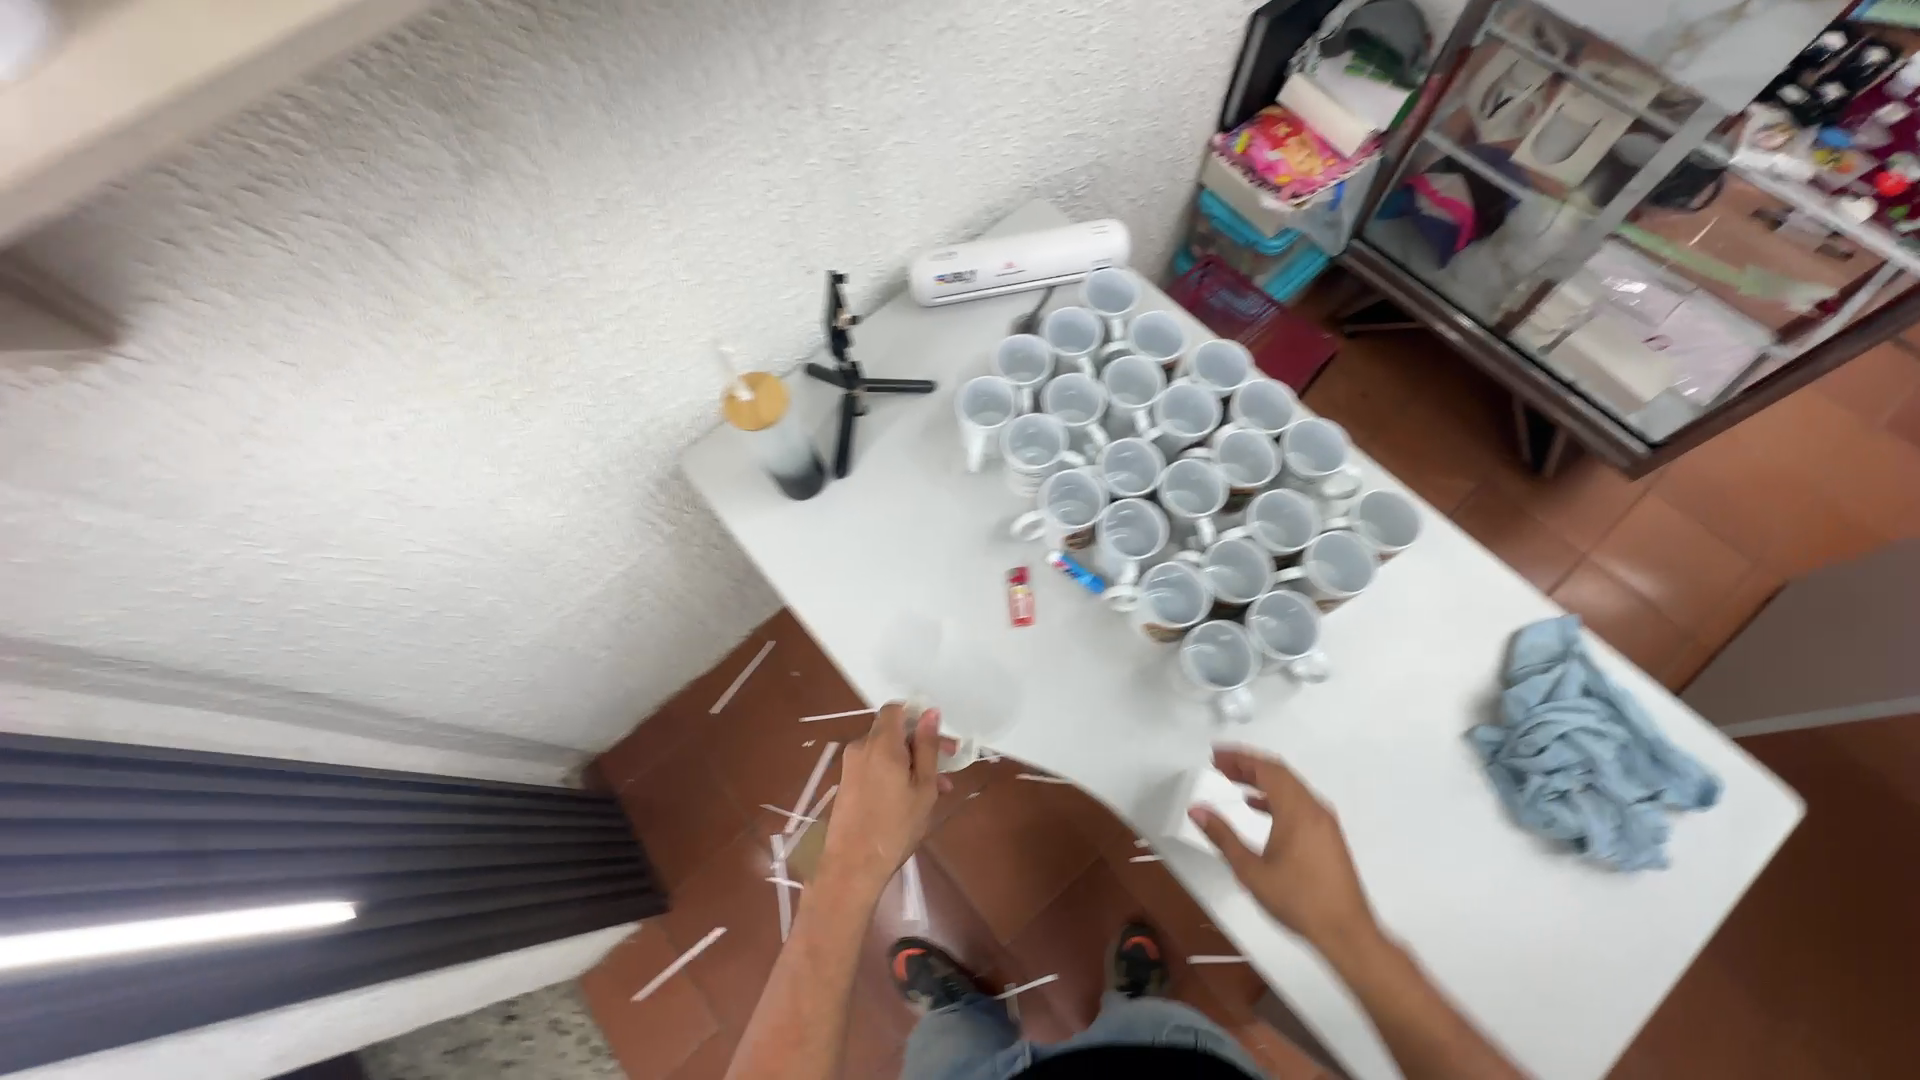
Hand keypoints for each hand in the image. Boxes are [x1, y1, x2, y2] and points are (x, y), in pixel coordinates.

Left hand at [819, 703, 950, 896]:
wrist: (852, 865)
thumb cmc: (896, 826)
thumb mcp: (923, 787)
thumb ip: (927, 747)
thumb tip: (930, 713)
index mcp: (881, 744)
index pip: (895, 709)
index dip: (916, 715)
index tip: (937, 736)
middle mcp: (861, 747)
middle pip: (892, 731)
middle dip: (920, 743)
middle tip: (947, 765)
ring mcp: (850, 765)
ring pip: (885, 751)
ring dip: (910, 761)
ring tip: (936, 789)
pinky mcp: (846, 783)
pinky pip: (874, 766)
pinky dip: (893, 772)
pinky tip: (911, 798)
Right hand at [1190, 746, 1378, 955]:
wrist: (1346, 933)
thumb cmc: (1296, 899)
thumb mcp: (1251, 870)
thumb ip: (1222, 836)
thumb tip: (1196, 810)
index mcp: (1297, 810)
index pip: (1267, 768)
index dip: (1239, 757)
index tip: (1215, 755)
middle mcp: (1314, 808)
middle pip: (1279, 773)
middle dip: (1247, 765)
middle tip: (1219, 765)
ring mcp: (1325, 822)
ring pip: (1291, 788)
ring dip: (1262, 781)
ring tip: (1234, 782)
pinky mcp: (1329, 837)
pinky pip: (1299, 803)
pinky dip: (1276, 797)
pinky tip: (1259, 808)